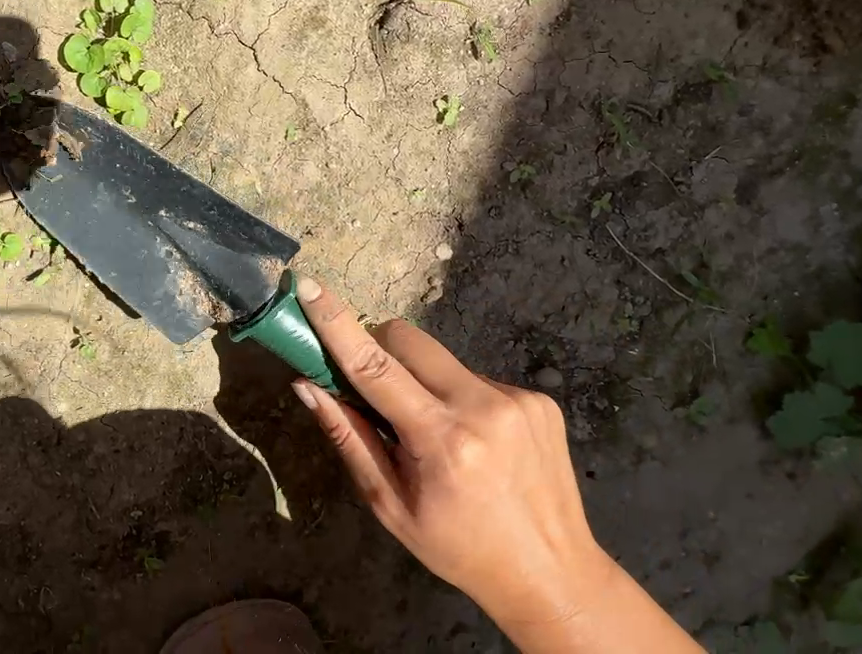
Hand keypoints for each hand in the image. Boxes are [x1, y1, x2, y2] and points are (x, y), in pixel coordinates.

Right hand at [290, 280, 615, 630]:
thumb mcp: (389, 504)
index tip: (310, 285)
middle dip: (378, 349)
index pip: (375, 367)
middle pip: (407, 339)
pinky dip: (454, 395)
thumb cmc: (459, 547)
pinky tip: (471, 438)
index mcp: (443, 441)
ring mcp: (519, 400)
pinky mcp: (539, 400)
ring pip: (438, 358)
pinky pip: (471, 375)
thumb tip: (305, 385)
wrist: (556, 577)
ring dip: (418, 378)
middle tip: (371, 389)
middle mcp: (484, 409)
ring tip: (432, 430)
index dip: (337, 322)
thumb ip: (347, 437)